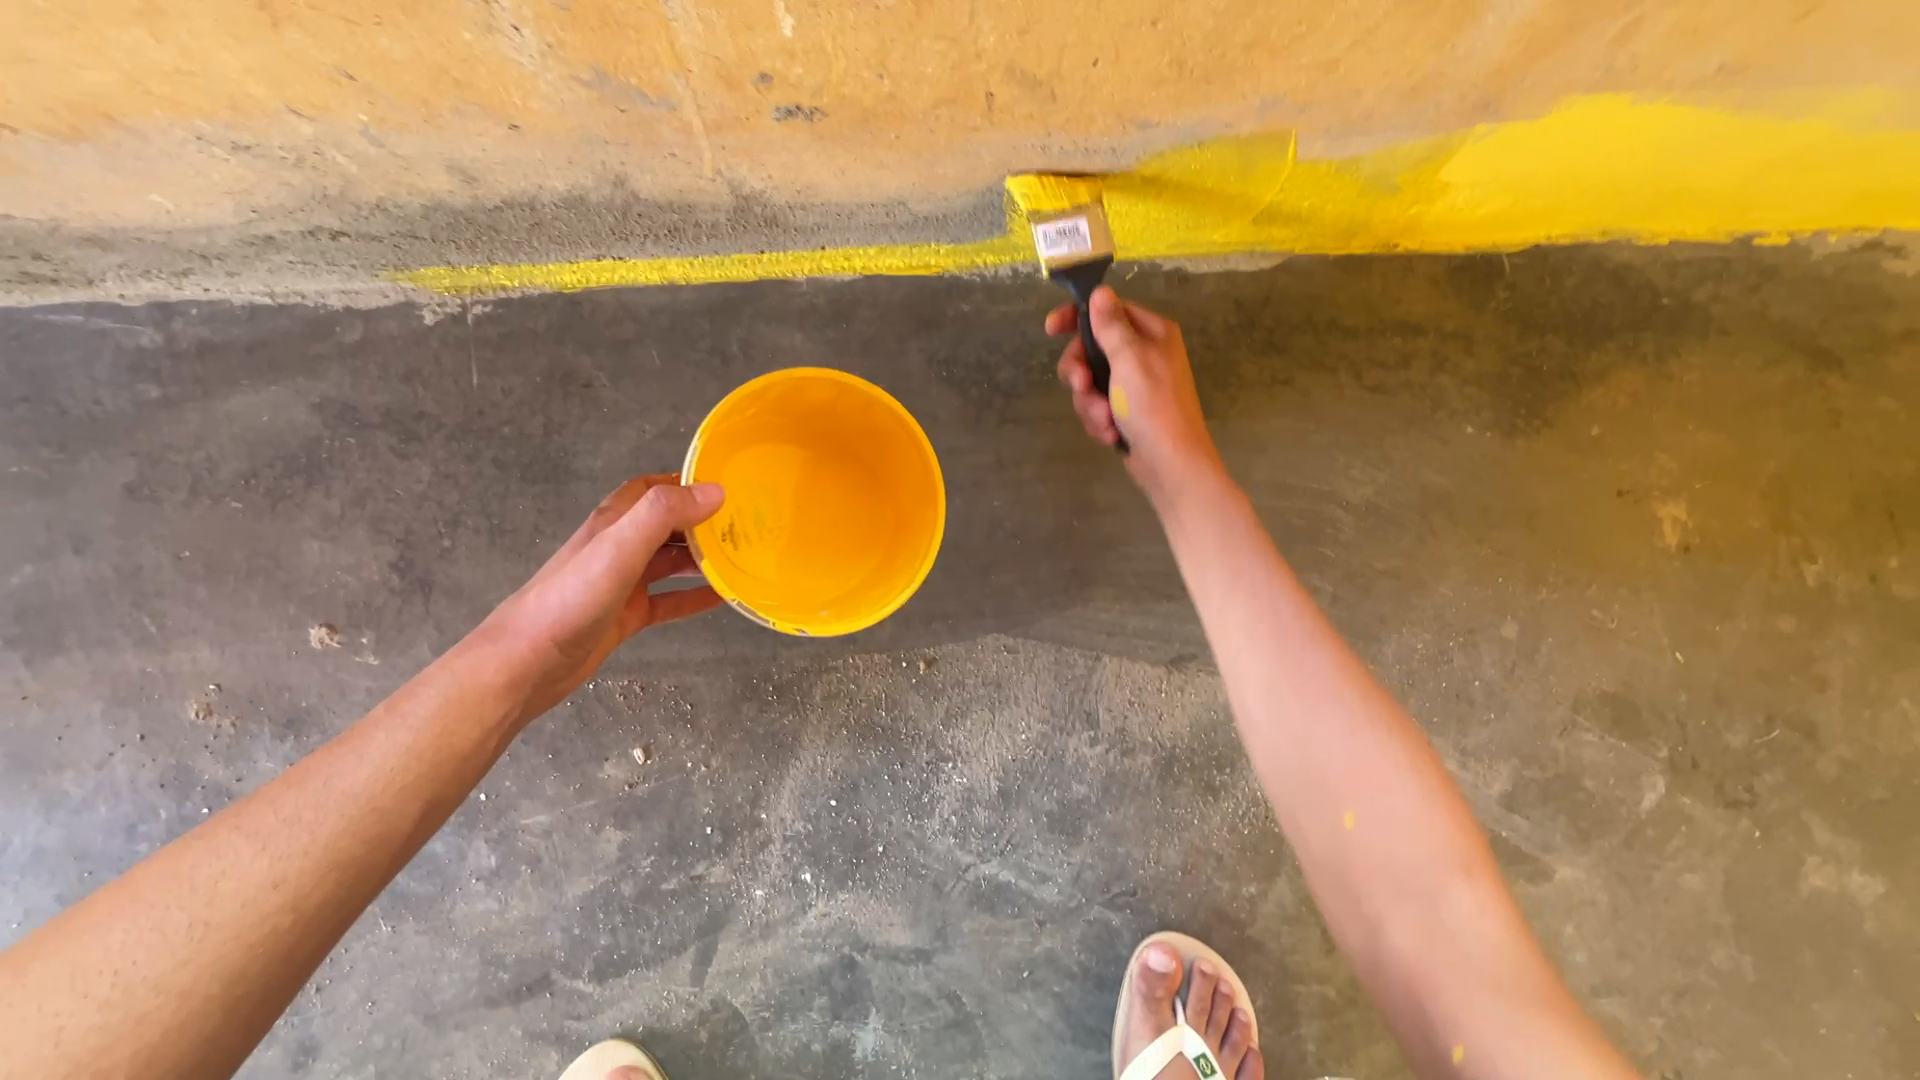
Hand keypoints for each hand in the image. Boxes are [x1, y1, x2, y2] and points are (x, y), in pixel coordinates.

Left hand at [460, 474, 726, 726]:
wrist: (528, 662)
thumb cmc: (572, 599)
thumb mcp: (619, 548)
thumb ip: (663, 515)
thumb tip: (716, 492)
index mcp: (614, 522)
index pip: (653, 488)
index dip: (686, 483)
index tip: (728, 487)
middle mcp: (620, 547)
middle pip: (668, 525)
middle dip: (703, 521)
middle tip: (747, 526)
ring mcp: (624, 583)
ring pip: (671, 561)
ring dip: (704, 558)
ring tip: (744, 558)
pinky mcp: (628, 616)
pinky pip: (670, 600)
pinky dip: (695, 596)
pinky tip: (724, 599)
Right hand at [1049, 285, 1222, 502]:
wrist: (1169, 463)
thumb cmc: (1153, 406)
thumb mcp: (1129, 359)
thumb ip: (1110, 325)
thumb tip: (1100, 292)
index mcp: (1151, 333)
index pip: (1107, 311)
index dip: (1076, 318)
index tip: (1051, 329)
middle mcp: (1144, 354)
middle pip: (1092, 350)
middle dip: (1082, 374)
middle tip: (1082, 386)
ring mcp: (1134, 385)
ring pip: (1090, 383)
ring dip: (1090, 404)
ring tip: (1106, 420)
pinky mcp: (1126, 411)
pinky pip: (1097, 406)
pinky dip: (1099, 421)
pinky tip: (1112, 434)